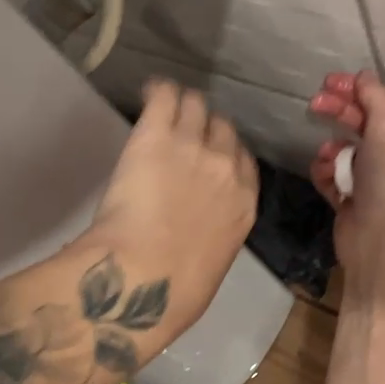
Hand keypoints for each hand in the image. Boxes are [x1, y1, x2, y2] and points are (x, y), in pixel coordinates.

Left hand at [78, 80, 257, 339]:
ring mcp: (191, 144)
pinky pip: (164, 95)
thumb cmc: (175, 292)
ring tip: (166, 110)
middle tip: (184, 135)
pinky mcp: (156, 133)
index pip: (243, 159)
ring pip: (195, 104)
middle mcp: (225, 165)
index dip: (225, 155)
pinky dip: (158, 91)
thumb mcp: (213, 262)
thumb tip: (200, 233)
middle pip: (222, 128)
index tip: (209, 158)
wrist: (140, 276)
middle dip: (205, 129)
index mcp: (244, 202)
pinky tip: (150, 91)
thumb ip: (215, 235)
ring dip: (183, 106)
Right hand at [307, 70, 384, 285]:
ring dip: (331, 148)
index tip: (329, 82)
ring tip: (328, 157)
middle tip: (315, 103)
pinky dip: (325, 173)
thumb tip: (364, 76)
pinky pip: (331, 174)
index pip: (382, 98)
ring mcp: (371, 176)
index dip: (357, 86)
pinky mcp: (351, 197)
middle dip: (338, 110)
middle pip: (361, 119)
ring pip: (342, 147)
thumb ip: (375, 96)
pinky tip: (326, 179)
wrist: (380, 241)